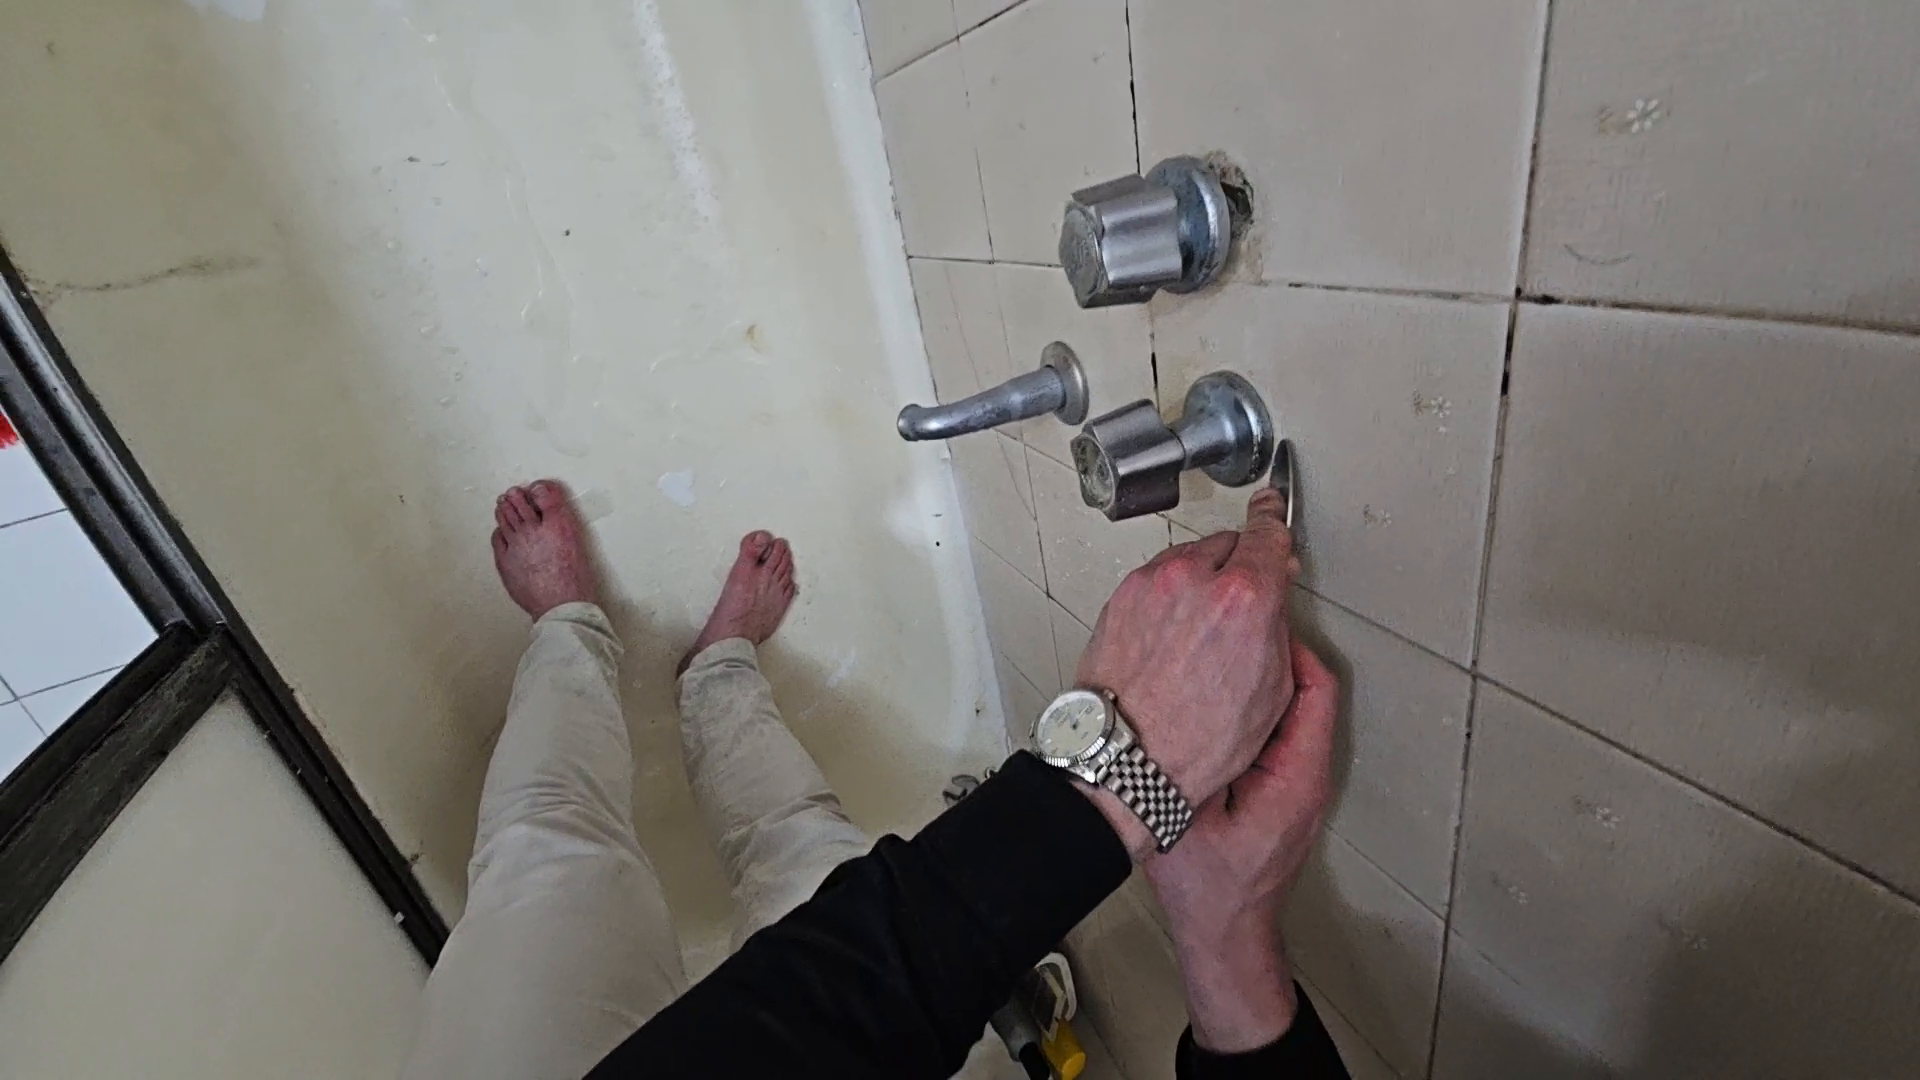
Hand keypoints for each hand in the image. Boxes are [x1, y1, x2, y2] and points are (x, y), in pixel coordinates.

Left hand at [1073, 489, 1301, 856]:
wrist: (1127, 753)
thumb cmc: (1198, 738)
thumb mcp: (1271, 688)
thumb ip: (1276, 624)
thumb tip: (1273, 592)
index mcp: (1244, 598)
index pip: (1266, 535)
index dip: (1274, 522)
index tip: (1273, 507)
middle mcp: (1195, 578)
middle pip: (1227, 543)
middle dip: (1239, 564)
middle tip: (1241, 597)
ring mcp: (1152, 583)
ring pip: (1189, 557)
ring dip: (1202, 576)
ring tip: (1200, 626)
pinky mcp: (1122, 594)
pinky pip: (1158, 576)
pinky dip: (1170, 590)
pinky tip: (1172, 628)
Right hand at [1145, 640, 1338, 1052]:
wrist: (1221, 929)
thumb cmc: (1206, 882)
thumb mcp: (1192, 814)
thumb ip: (1198, 757)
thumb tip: (1189, 690)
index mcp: (1295, 772)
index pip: (1313, 690)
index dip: (1285, 645)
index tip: (1248, 619)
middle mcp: (1303, 766)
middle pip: (1305, 688)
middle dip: (1271, 647)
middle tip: (1228, 620)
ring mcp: (1290, 773)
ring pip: (1286, 702)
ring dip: (1256, 669)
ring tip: (1214, 643)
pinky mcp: (1273, 778)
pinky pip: (1269, 722)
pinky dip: (1246, 695)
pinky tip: (1206, 685)